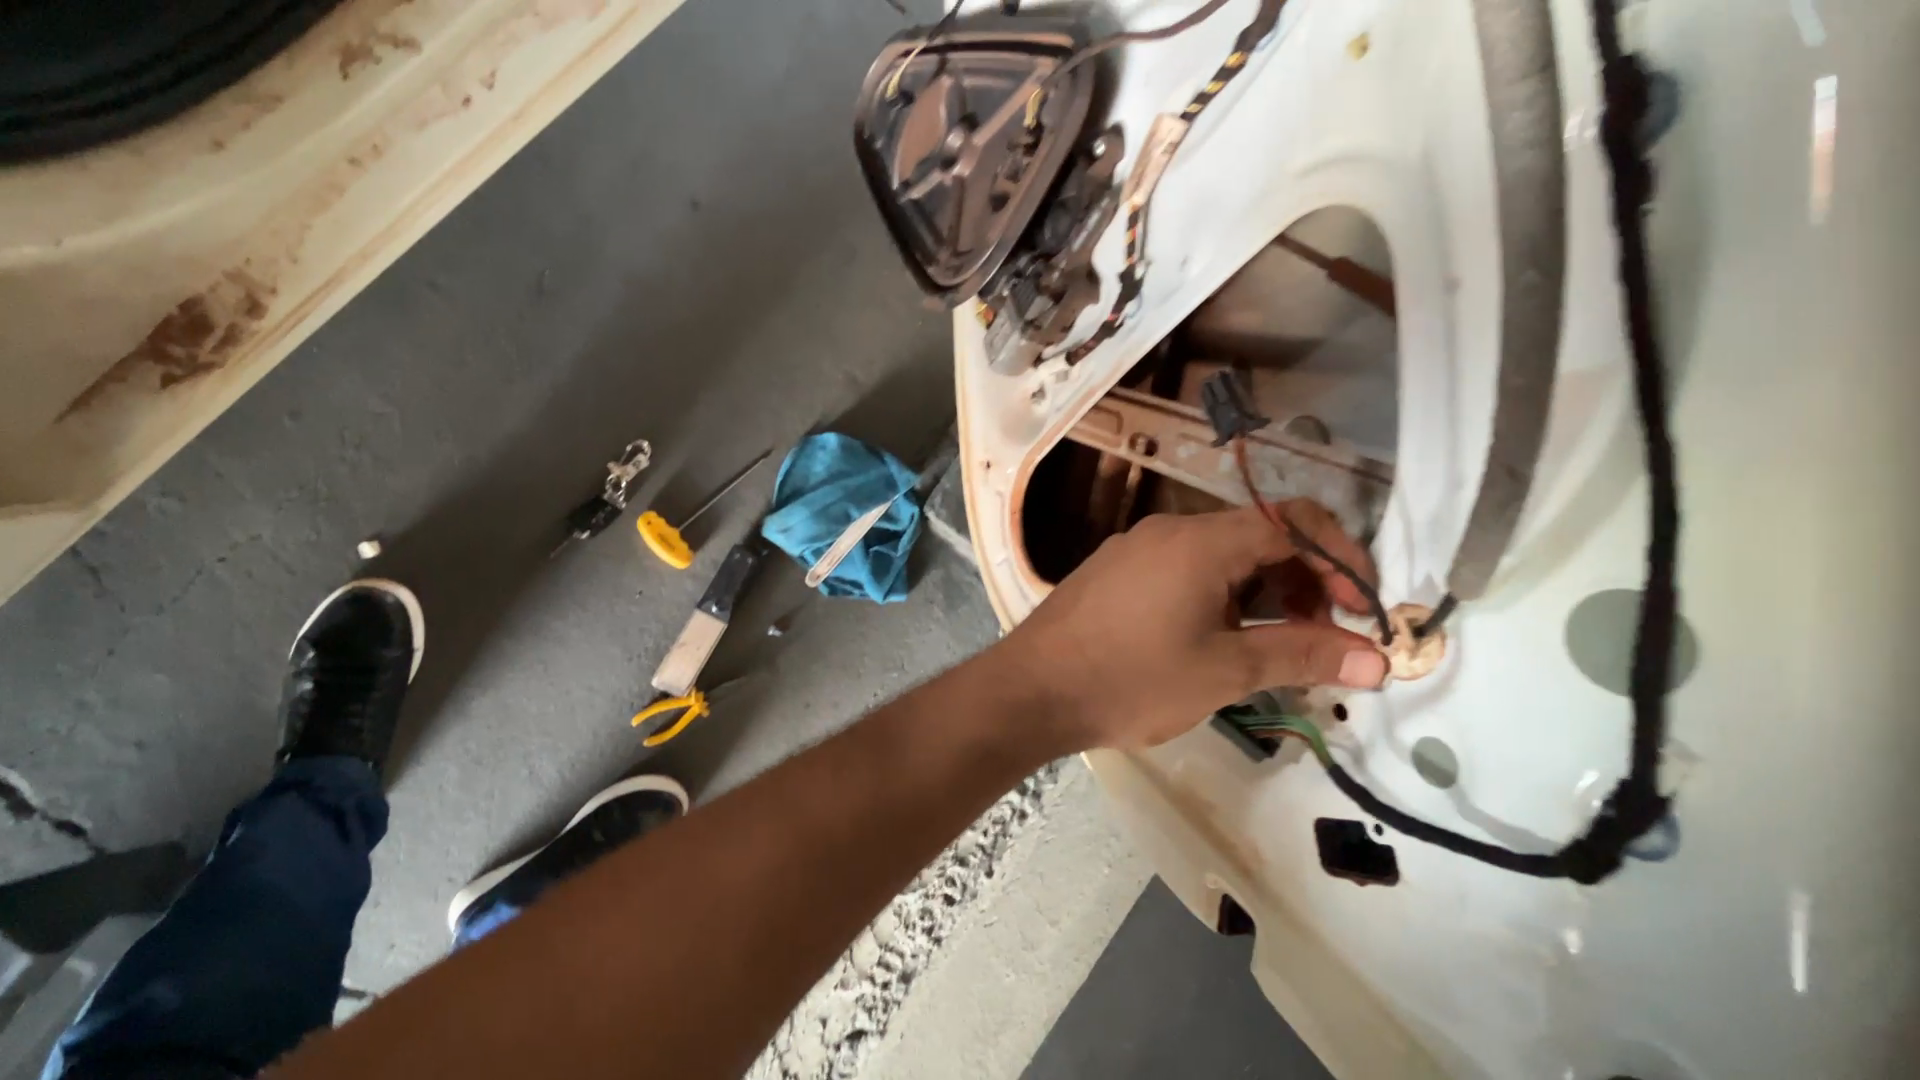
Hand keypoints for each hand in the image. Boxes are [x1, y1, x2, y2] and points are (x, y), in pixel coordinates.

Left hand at [998, 503, 1387, 750]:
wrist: (1029, 692)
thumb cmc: (1130, 680)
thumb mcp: (1224, 670)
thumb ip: (1303, 655)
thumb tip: (1377, 659)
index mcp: (1202, 540)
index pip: (1294, 523)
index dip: (1340, 560)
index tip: (1361, 609)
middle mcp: (1169, 531)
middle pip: (1258, 537)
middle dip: (1303, 582)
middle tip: (1320, 639)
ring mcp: (1136, 549)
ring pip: (1220, 557)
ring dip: (1261, 594)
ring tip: (1272, 648)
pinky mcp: (1115, 573)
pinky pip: (1184, 571)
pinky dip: (1219, 597)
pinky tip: (1216, 642)